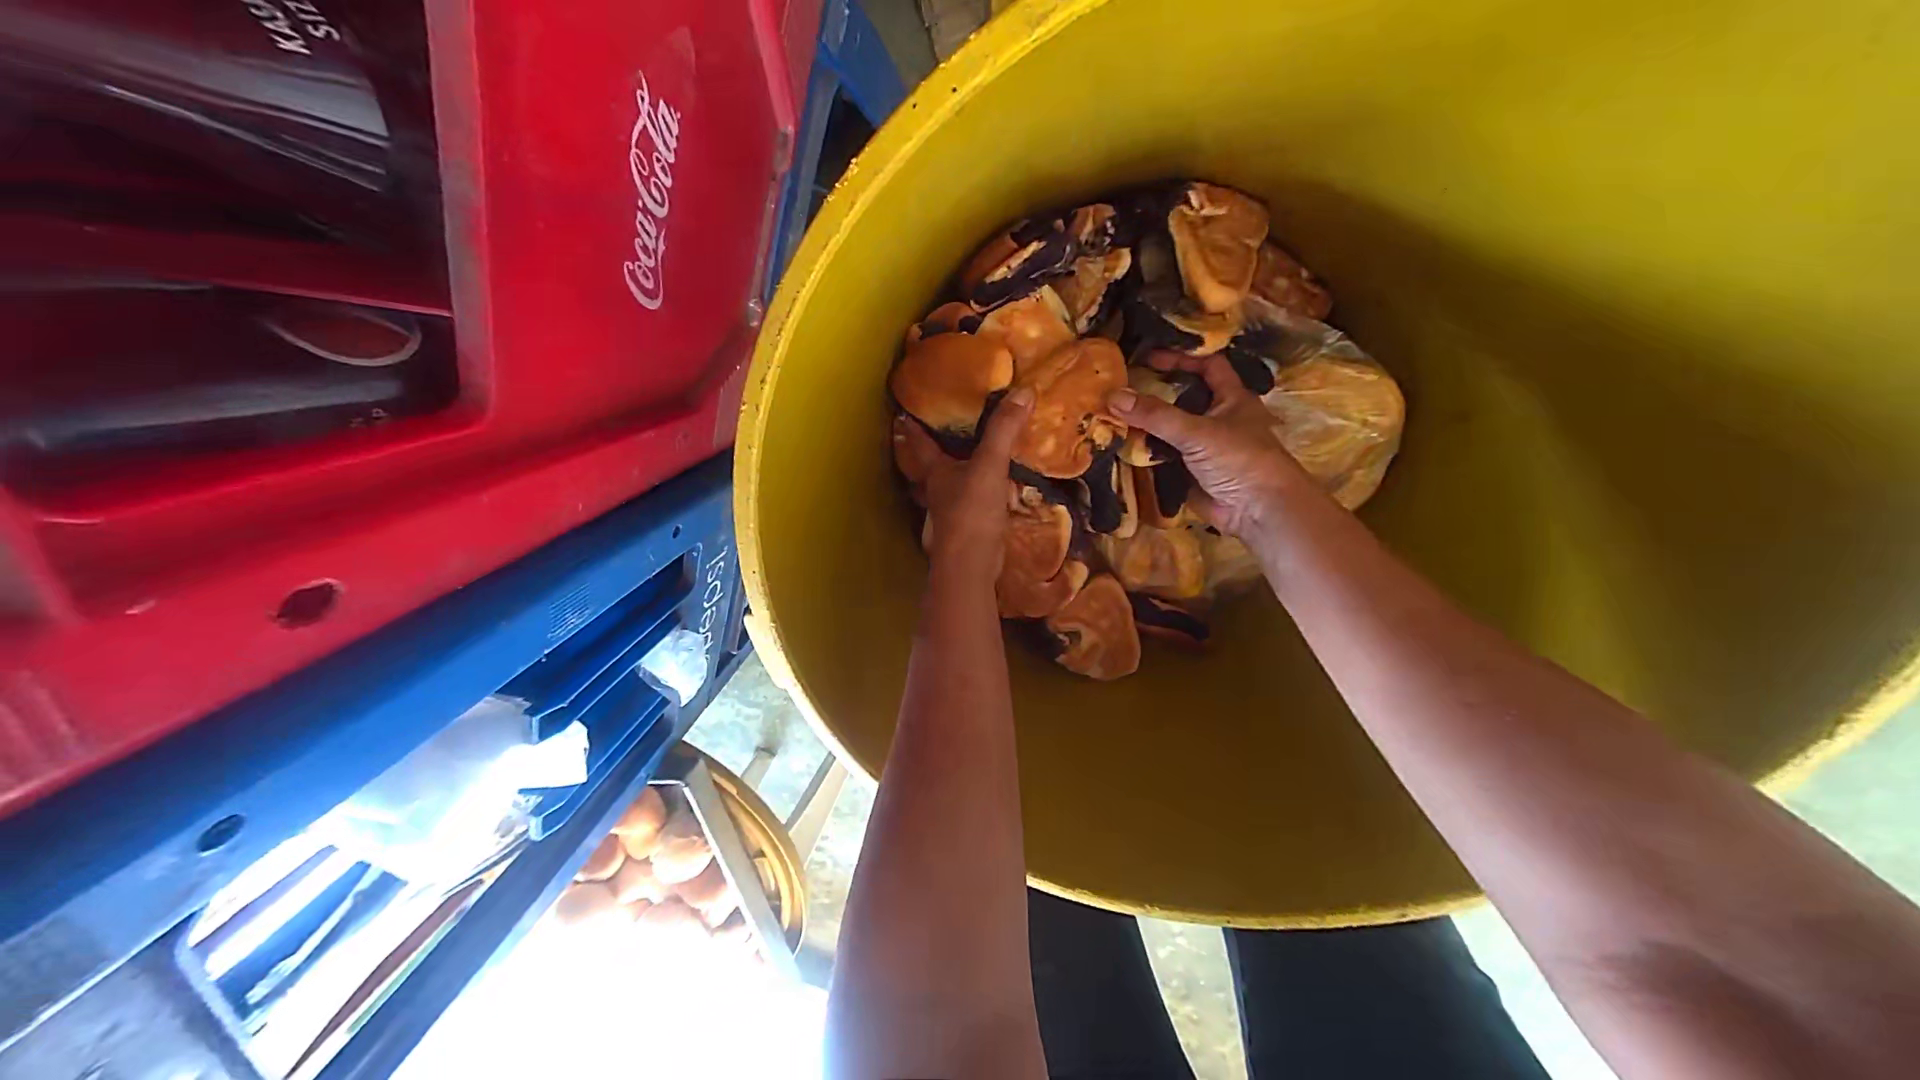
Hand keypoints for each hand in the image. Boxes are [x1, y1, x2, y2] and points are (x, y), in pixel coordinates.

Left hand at [909, 387, 1033, 580]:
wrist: (971, 564)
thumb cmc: (971, 511)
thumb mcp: (990, 465)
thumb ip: (1004, 430)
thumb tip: (1024, 392)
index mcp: (935, 472)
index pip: (919, 443)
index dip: (912, 428)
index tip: (903, 413)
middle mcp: (937, 490)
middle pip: (929, 466)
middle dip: (930, 450)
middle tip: (937, 431)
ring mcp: (951, 512)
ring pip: (948, 486)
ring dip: (954, 473)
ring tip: (966, 457)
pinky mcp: (968, 529)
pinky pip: (970, 502)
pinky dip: (977, 493)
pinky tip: (990, 491)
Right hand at [1107, 353, 1307, 538]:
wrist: (1258, 511)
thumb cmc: (1240, 460)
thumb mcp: (1197, 431)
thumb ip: (1155, 415)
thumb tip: (1113, 396)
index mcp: (1231, 399)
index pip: (1208, 366)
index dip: (1182, 358)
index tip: (1149, 358)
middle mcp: (1218, 420)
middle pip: (1183, 399)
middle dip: (1155, 394)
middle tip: (1121, 388)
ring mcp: (1204, 449)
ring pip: (1170, 431)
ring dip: (1146, 426)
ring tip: (1112, 415)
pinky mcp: (1191, 474)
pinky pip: (1164, 459)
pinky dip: (1145, 454)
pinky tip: (1120, 447)